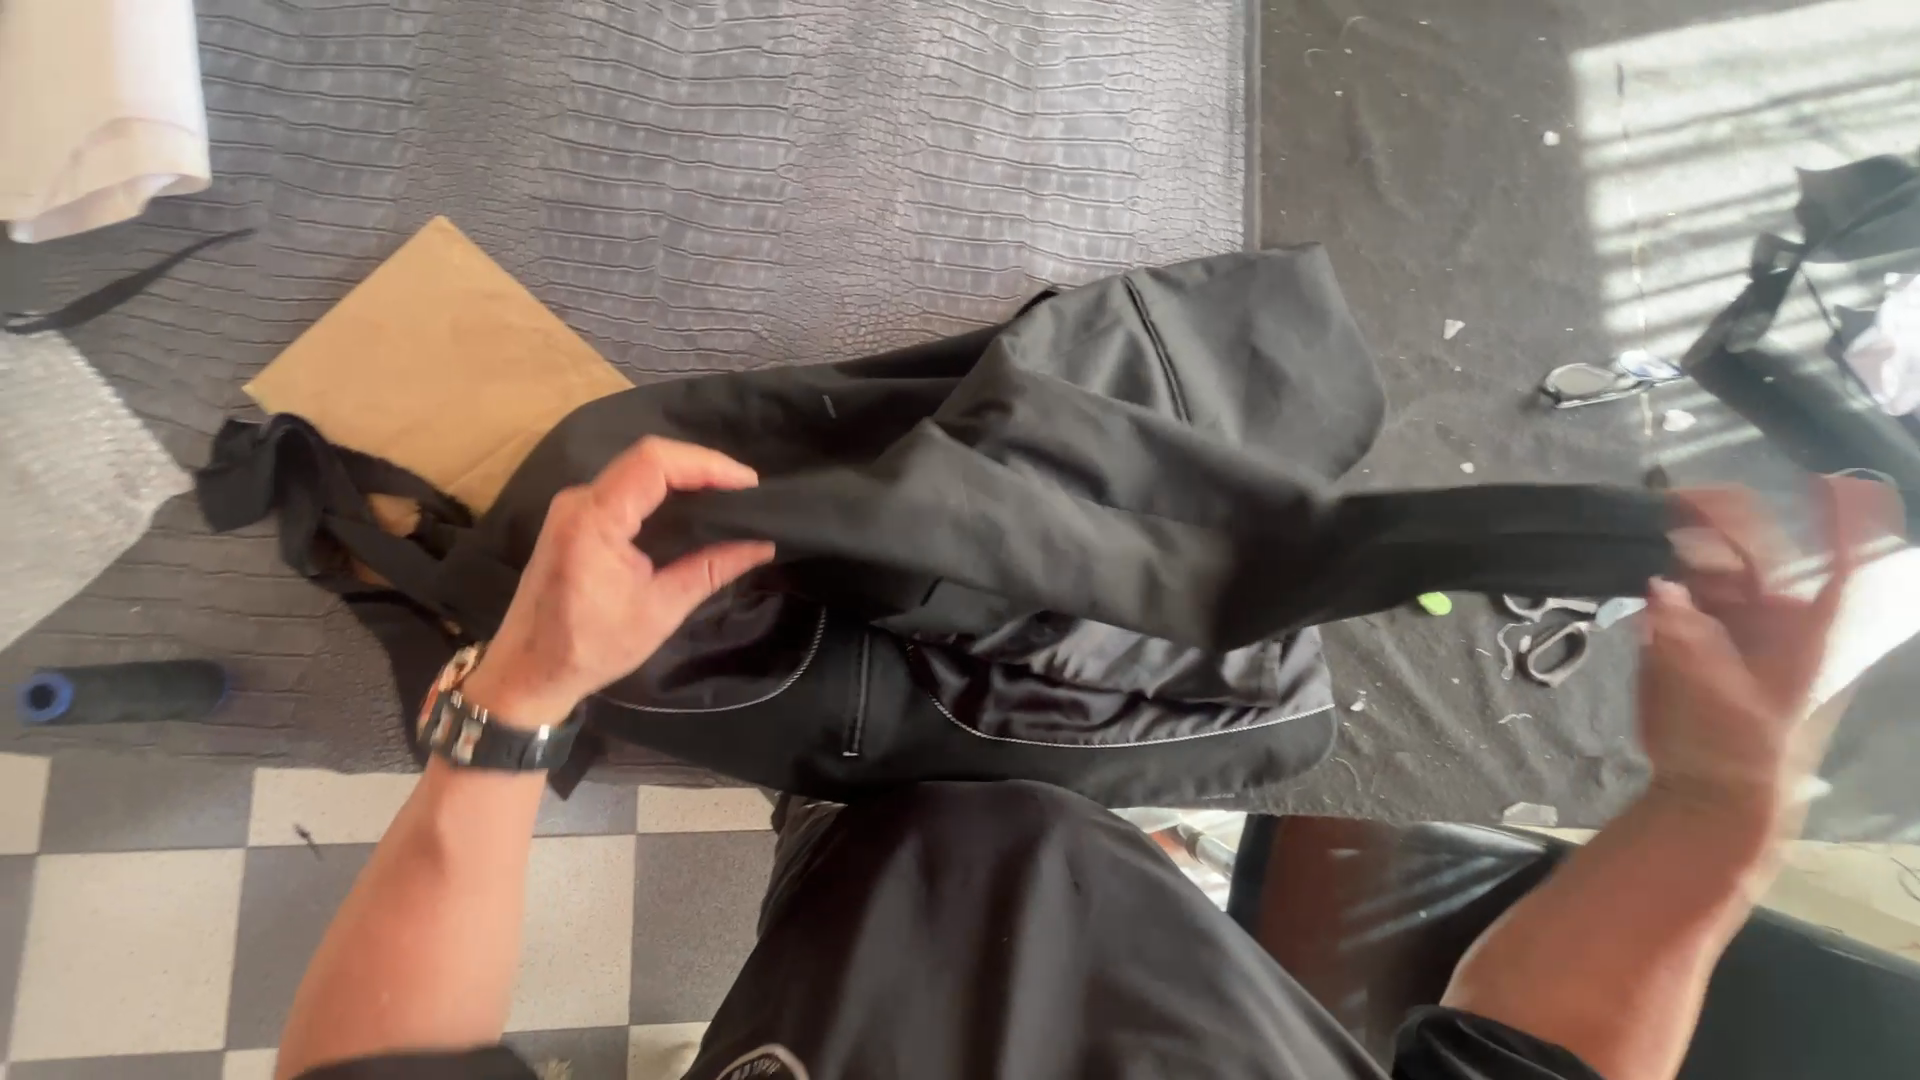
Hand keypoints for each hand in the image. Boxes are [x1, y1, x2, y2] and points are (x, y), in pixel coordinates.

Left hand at [461, 437, 775, 726]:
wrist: (528, 670)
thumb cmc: (591, 646)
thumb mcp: (661, 610)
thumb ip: (713, 569)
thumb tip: (764, 546)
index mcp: (594, 520)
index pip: (654, 463)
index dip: (707, 463)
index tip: (749, 483)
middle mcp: (580, 501)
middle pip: (648, 457)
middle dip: (703, 466)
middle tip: (746, 489)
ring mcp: (575, 506)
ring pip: (639, 468)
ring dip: (686, 475)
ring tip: (730, 494)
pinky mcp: (578, 517)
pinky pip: (629, 485)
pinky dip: (667, 488)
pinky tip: (696, 505)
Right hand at [1639, 477, 1896, 814]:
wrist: (1709, 784)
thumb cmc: (1737, 748)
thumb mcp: (1720, 699)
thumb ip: (1688, 641)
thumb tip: (1659, 588)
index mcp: (1812, 632)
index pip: (1845, 567)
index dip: (1846, 523)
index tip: (1827, 481)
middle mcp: (1778, 618)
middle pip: (1762, 554)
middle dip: (1726, 520)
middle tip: (1676, 497)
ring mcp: (1733, 624)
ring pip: (1716, 567)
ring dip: (1689, 545)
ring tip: (1654, 527)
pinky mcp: (1692, 634)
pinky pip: (1681, 591)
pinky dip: (1664, 575)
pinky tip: (1647, 571)